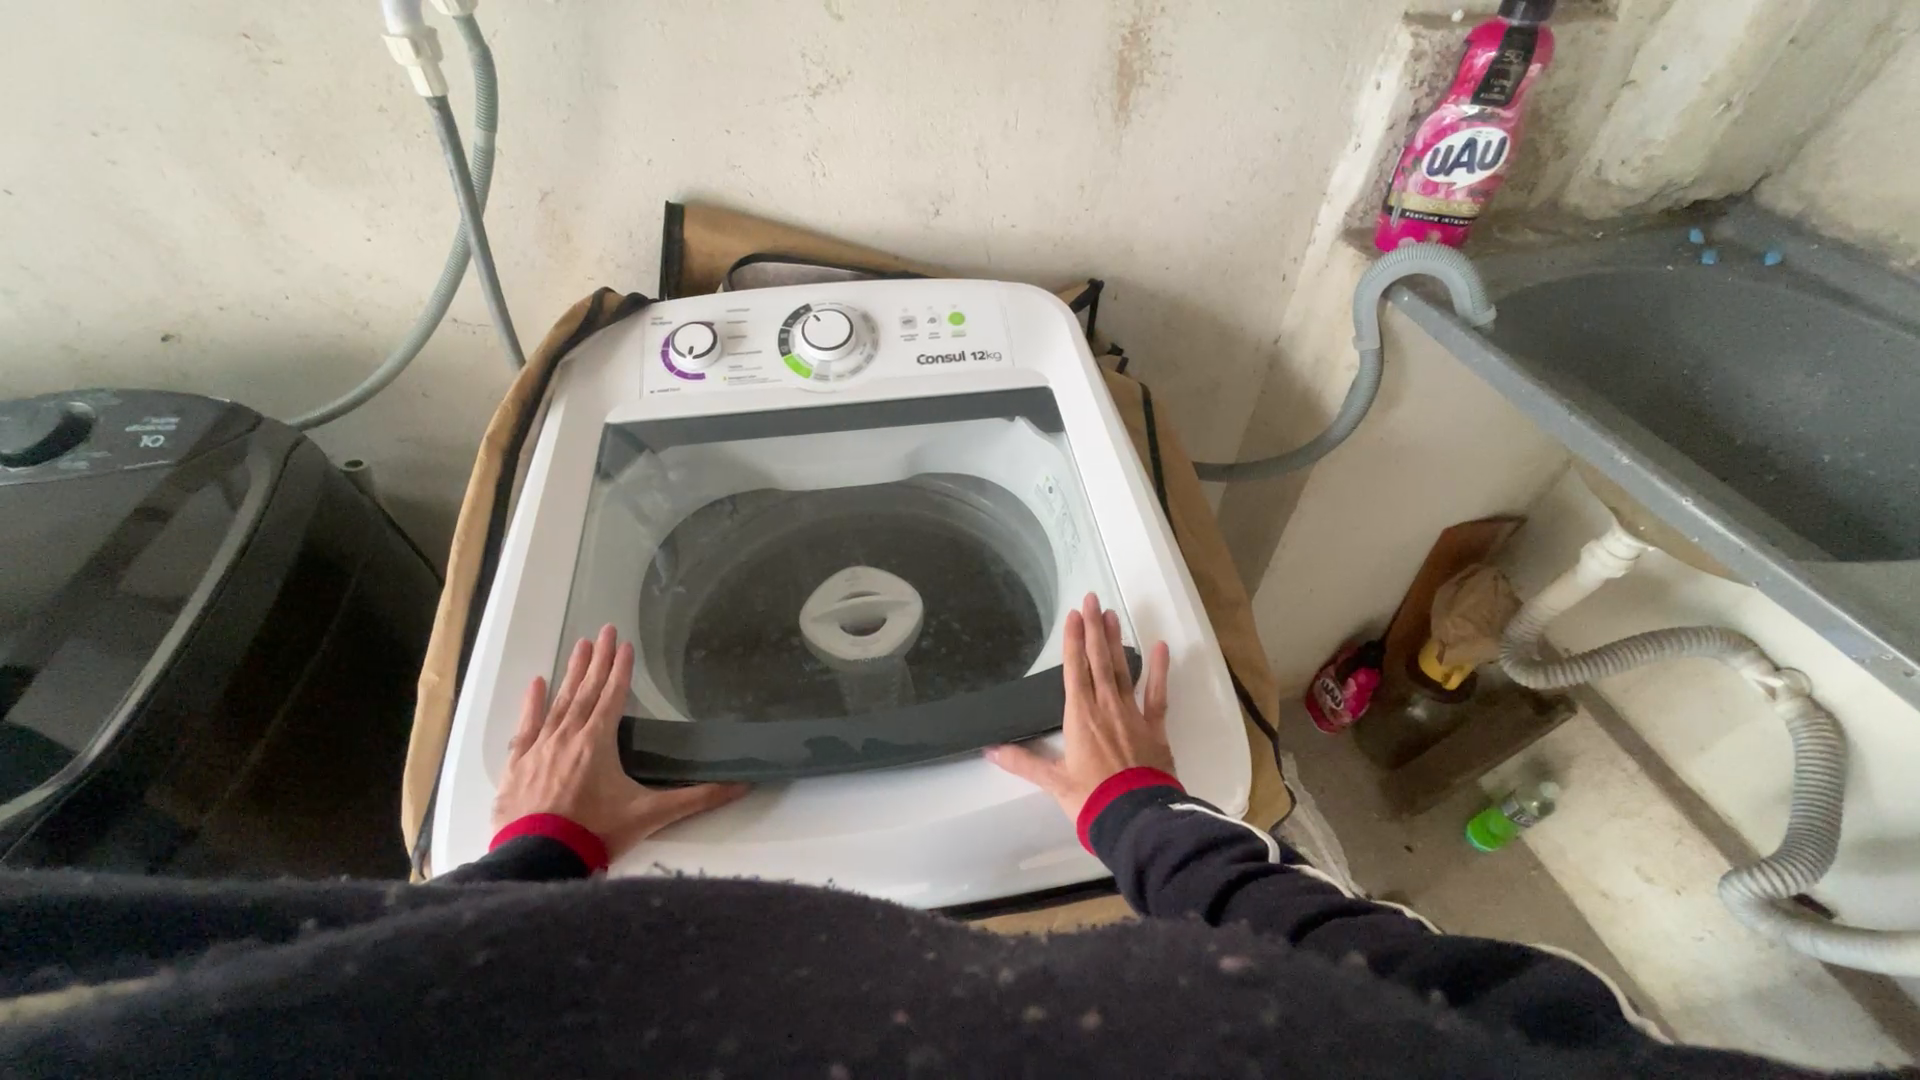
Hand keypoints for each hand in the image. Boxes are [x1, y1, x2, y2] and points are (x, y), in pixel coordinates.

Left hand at [493, 625, 748, 859]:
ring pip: (559, 702)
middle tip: (604, 629)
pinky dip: (531, 704)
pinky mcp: (517, 765)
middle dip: (598, 659)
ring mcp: (539, 748)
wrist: (540, 860)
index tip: (625, 643)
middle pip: (587, 690)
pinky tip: (536, 682)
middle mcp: (569, 736)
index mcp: (599, 742)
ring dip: (571, 673)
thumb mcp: (652, 815)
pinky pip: (526, 727)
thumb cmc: (598, 832)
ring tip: (579, 645)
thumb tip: (741, 786)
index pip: (613, 695)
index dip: (621, 669)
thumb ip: (697, 798)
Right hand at [986, 593, 1173, 820]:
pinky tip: (1161, 648)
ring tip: (1113, 614)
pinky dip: (1159, 671)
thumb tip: (990, 750)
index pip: (1074, 669)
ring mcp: (1132, 715)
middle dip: (1094, 629)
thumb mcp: (1053, 782)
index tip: (1074, 614)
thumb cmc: (1091, 800)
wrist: (1136, 818)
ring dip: (1117, 642)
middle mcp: (1106, 707)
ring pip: (1123, 670)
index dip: (1073, 640)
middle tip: (1093, 598)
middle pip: (1098, 661)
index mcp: (1079, 716)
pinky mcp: (1154, 728)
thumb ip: (1023, 762)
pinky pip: (1157, 694)